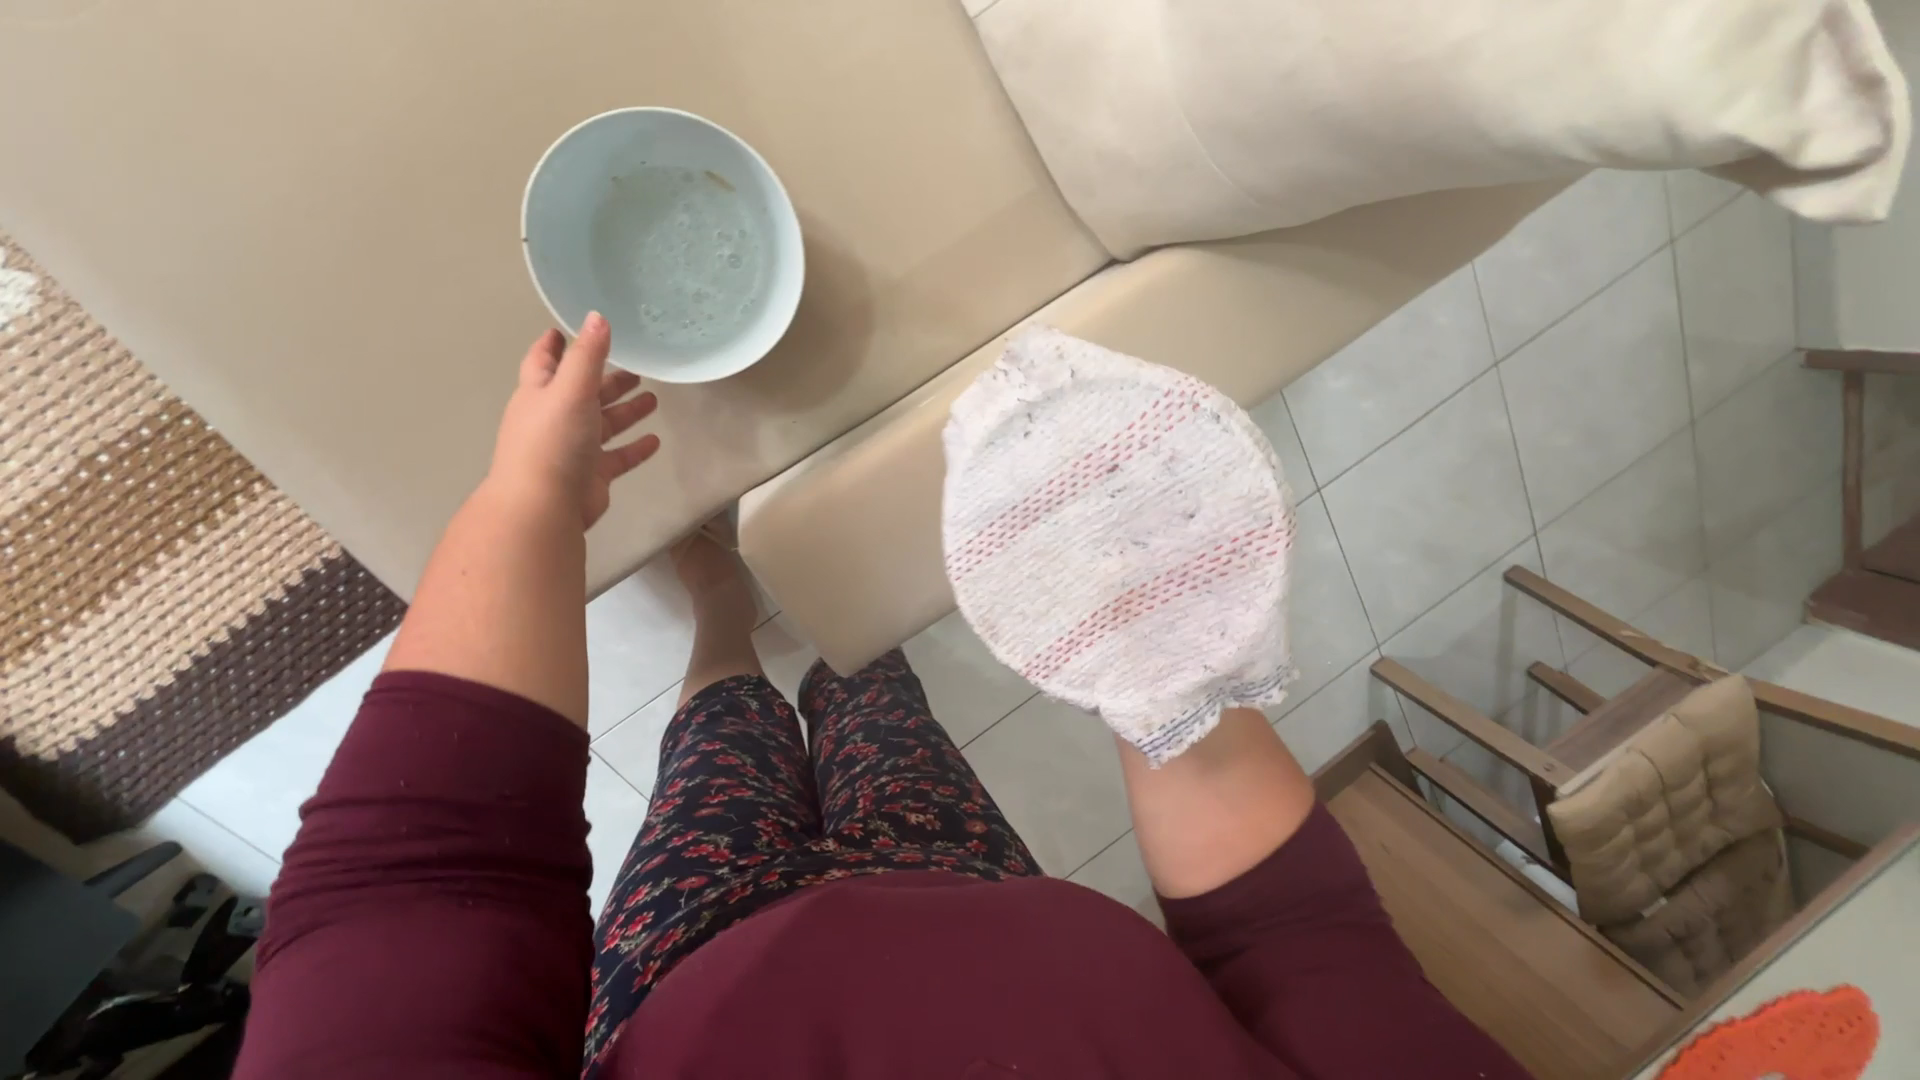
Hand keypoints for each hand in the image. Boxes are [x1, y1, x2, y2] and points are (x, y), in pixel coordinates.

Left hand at [488, 312, 660, 528]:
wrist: (544, 505)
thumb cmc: (552, 440)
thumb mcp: (571, 390)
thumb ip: (588, 355)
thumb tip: (598, 317)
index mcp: (540, 393)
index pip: (544, 361)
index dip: (554, 345)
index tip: (565, 330)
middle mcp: (554, 418)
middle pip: (582, 392)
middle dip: (605, 379)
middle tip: (633, 368)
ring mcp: (573, 448)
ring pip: (603, 424)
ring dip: (625, 411)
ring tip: (652, 398)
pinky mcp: (592, 475)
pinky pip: (618, 456)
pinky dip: (635, 447)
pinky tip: (655, 440)